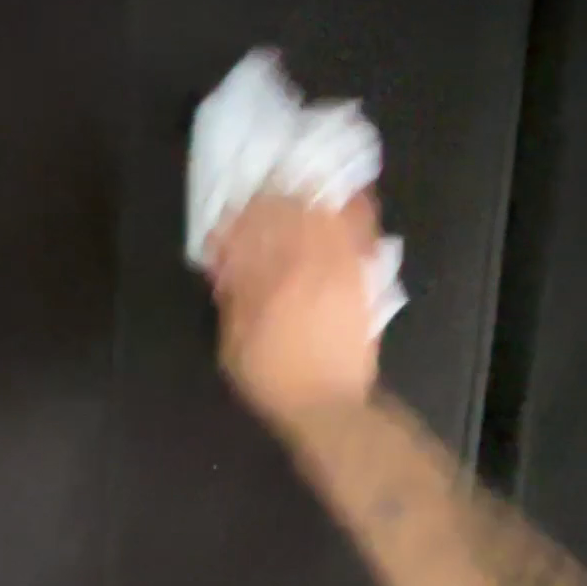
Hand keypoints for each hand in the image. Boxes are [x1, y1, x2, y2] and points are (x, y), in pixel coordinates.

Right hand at [205, 192, 382, 424]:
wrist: (329, 404)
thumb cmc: (273, 380)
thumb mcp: (234, 346)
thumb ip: (232, 301)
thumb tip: (226, 267)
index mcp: (267, 284)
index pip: (248, 234)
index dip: (234, 221)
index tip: (225, 221)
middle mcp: (305, 268)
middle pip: (286, 214)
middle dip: (268, 198)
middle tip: (258, 193)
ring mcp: (338, 270)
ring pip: (322, 215)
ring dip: (307, 194)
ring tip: (296, 181)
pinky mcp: (361, 277)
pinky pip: (359, 233)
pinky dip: (353, 210)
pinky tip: (346, 195)